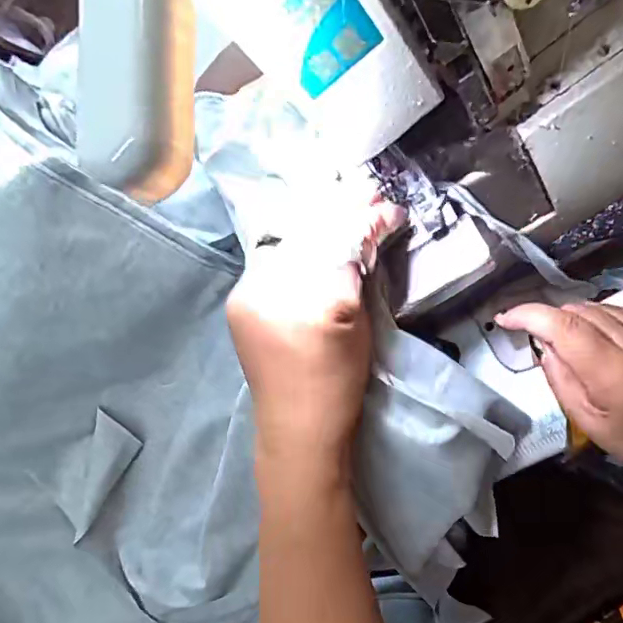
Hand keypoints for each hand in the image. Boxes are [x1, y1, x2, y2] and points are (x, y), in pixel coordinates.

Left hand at [227, 190, 405, 481]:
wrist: (297, 428)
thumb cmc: (338, 383)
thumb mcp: (358, 323)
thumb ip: (358, 270)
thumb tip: (371, 223)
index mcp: (305, 301)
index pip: (334, 240)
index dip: (359, 217)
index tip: (382, 203)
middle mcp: (266, 290)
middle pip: (305, 234)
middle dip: (336, 210)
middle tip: (365, 194)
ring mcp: (245, 296)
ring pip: (286, 243)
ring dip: (314, 224)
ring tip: (340, 206)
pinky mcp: (239, 303)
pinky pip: (271, 261)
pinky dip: (295, 247)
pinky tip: (311, 237)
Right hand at [495, 302, 622, 488]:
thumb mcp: (589, 422)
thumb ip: (562, 381)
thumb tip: (545, 348)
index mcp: (613, 373)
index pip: (565, 327)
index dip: (530, 316)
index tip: (506, 318)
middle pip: (578, 311)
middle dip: (546, 316)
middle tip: (528, 334)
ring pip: (596, 306)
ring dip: (568, 315)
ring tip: (553, 335)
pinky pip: (616, 312)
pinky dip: (591, 317)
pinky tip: (583, 334)